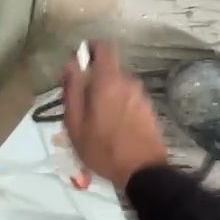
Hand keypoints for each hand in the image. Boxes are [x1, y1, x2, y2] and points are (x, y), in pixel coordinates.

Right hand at [60, 41, 168, 187]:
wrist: (142, 172)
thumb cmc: (103, 149)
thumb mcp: (76, 124)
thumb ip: (72, 91)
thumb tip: (70, 64)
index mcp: (109, 81)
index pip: (104, 47)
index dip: (91, 49)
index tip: (80, 62)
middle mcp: (128, 82)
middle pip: (109, 69)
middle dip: (95, 80)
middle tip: (83, 104)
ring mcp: (141, 95)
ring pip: (119, 85)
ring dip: (108, 95)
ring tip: (98, 121)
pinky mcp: (149, 109)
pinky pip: (129, 98)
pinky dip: (120, 106)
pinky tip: (114, 128)